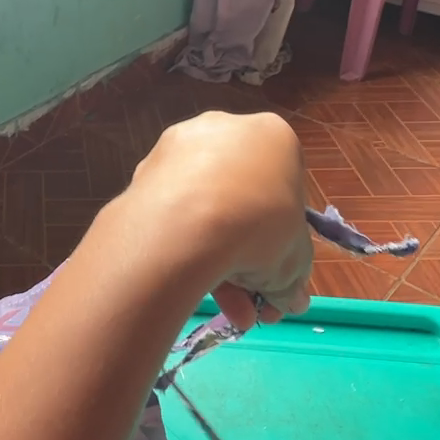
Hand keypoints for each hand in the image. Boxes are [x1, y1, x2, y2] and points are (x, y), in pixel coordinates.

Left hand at [115, 111, 312, 329]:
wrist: (185, 223)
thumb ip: (293, 278)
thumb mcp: (294, 262)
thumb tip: (290, 300)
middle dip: (248, 258)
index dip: (284, 236)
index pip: (286, 188)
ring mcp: (179, 147)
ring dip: (217, 260)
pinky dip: (183, 245)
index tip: (278, 271)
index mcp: (272, 137)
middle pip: (242, 201)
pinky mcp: (145, 169)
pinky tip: (192, 286)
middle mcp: (224, 130)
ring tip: (226, 310)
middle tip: (251, 302)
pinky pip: (174, 211)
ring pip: (206, 208)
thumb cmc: (259, 228)